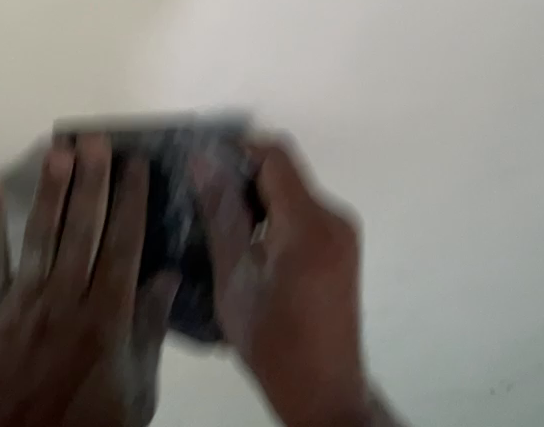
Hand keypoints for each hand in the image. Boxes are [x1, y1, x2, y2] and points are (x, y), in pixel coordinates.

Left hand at [0, 136, 180, 426]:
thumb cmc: (91, 426)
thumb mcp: (138, 391)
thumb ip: (149, 331)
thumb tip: (167, 276)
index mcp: (106, 318)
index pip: (123, 245)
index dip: (129, 201)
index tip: (135, 164)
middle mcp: (66, 300)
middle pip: (82, 229)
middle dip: (91, 181)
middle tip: (96, 139)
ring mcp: (26, 301)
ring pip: (41, 235)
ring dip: (50, 190)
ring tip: (58, 150)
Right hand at [194, 138, 374, 426]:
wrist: (323, 393)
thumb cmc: (273, 340)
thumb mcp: (233, 276)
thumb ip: (219, 211)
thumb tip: (201, 159)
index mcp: (309, 223)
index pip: (274, 155)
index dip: (236, 150)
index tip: (204, 165)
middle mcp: (334, 218)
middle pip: (282, 172)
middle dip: (241, 178)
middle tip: (206, 200)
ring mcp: (342, 233)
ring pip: (290, 191)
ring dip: (256, 199)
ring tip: (223, 225)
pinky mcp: (341, 247)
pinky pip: (302, 211)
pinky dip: (274, 215)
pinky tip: (250, 244)